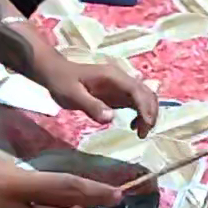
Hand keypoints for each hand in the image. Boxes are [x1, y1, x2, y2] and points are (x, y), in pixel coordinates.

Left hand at [42, 58, 160, 137]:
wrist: (57, 73)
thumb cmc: (62, 82)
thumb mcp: (72, 95)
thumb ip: (91, 106)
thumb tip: (110, 118)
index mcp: (112, 76)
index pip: (136, 90)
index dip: (144, 106)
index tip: (146, 124)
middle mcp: (121, 79)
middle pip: (146, 93)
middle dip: (150, 113)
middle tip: (142, 133)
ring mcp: (121, 87)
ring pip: (145, 98)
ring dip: (148, 115)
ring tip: (139, 133)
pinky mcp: (119, 95)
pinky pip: (138, 103)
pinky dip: (141, 115)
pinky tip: (133, 126)